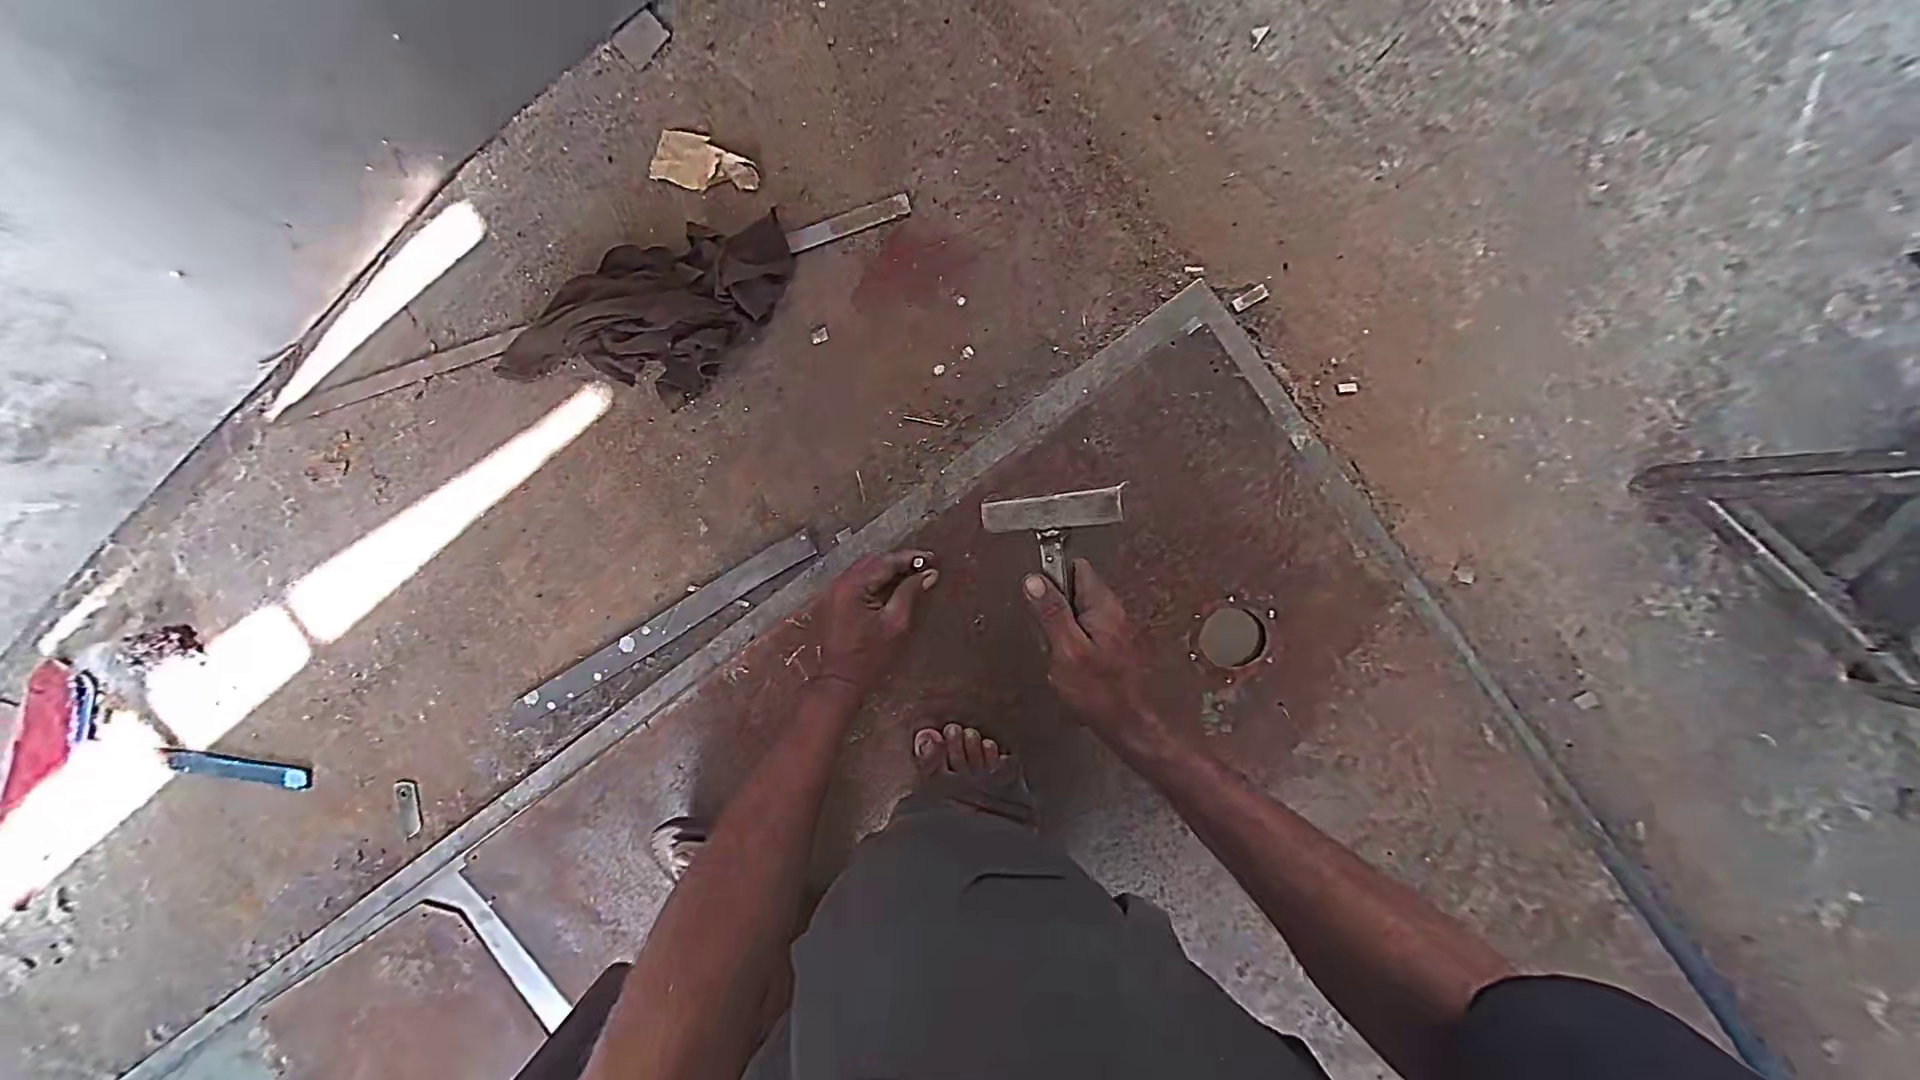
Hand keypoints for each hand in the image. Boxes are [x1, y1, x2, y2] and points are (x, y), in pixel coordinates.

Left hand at [817, 550, 938, 692]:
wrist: (840, 680)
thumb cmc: (869, 657)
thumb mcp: (896, 624)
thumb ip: (910, 593)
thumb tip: (928, 574)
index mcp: (853, 587)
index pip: (885, 561)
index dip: (910, 558)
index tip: (931, 559)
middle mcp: (839, 583)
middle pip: (873, 561)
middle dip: (899, 561)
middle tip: (924, 566)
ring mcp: (834, 591)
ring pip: (865, 569)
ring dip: (888, 569)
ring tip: (912, 575)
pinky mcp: (834, 601)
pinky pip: (857, 580)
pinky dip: (876, 580)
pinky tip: (893, 587)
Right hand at [1022, 559, 1155, 734]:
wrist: (1134, 728)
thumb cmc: (1104, 694)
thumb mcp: (1067, 650)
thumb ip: (1052, 613)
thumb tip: (1035, 581)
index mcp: (1104, 607)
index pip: (1077, 569)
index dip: (1053, 577)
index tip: (1039, 595)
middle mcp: (1115, 614)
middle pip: (1076, 593)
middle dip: (1056, 611)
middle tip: (1051, 637)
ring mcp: (1118, 632)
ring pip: (1080, 619)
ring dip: (1064, 634)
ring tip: (1062, 659)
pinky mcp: (1116, 651)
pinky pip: (1086, 639)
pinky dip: (1076, 650)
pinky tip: (1075, 671)